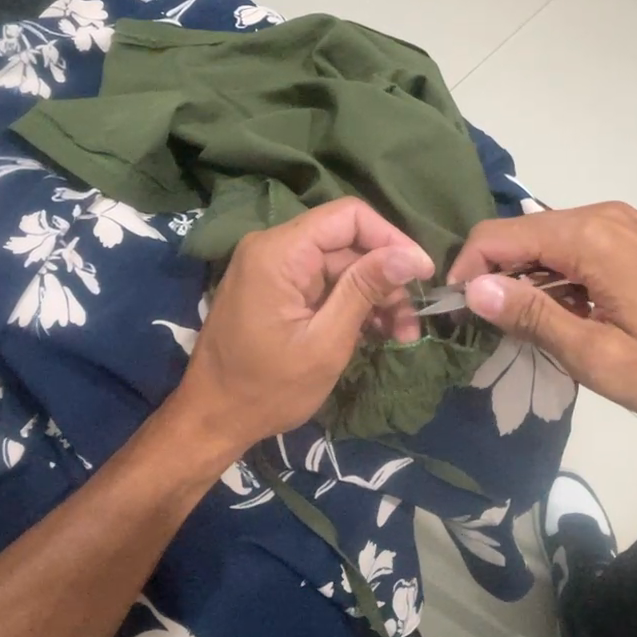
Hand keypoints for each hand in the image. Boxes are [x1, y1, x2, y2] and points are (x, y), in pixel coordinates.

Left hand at [173, 198, 434, 452]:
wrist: (213, 419)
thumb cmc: (267, 388)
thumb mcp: (326, 343)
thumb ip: (365, 290)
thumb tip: (413, 256)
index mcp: (279, 252)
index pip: (349, 216)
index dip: (392, 239)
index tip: (423, 273)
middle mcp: (273, 248)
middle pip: (347, 242)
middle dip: (386, 277)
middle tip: (414, 321)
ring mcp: (273, 268)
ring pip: (340, 265)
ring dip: (374, 295)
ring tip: (401, 335)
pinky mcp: (277, 289)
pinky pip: (324, 283)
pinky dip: (352, 304)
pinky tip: (377, 332)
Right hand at [446, 202, 636, 430]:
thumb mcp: (598, 356)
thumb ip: (532, 317)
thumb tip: (471, 289)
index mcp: (588, 236)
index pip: (496, 237)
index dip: (466, 273)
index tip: (459, 317)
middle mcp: (602, 215)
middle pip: (520, 235)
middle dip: (495, 278)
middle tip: (494, 331)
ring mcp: (624, 223)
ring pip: (547, 242)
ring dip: (528, 281)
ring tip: (535, 332)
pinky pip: (577, 247)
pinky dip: (559, 277)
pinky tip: (573, 316)